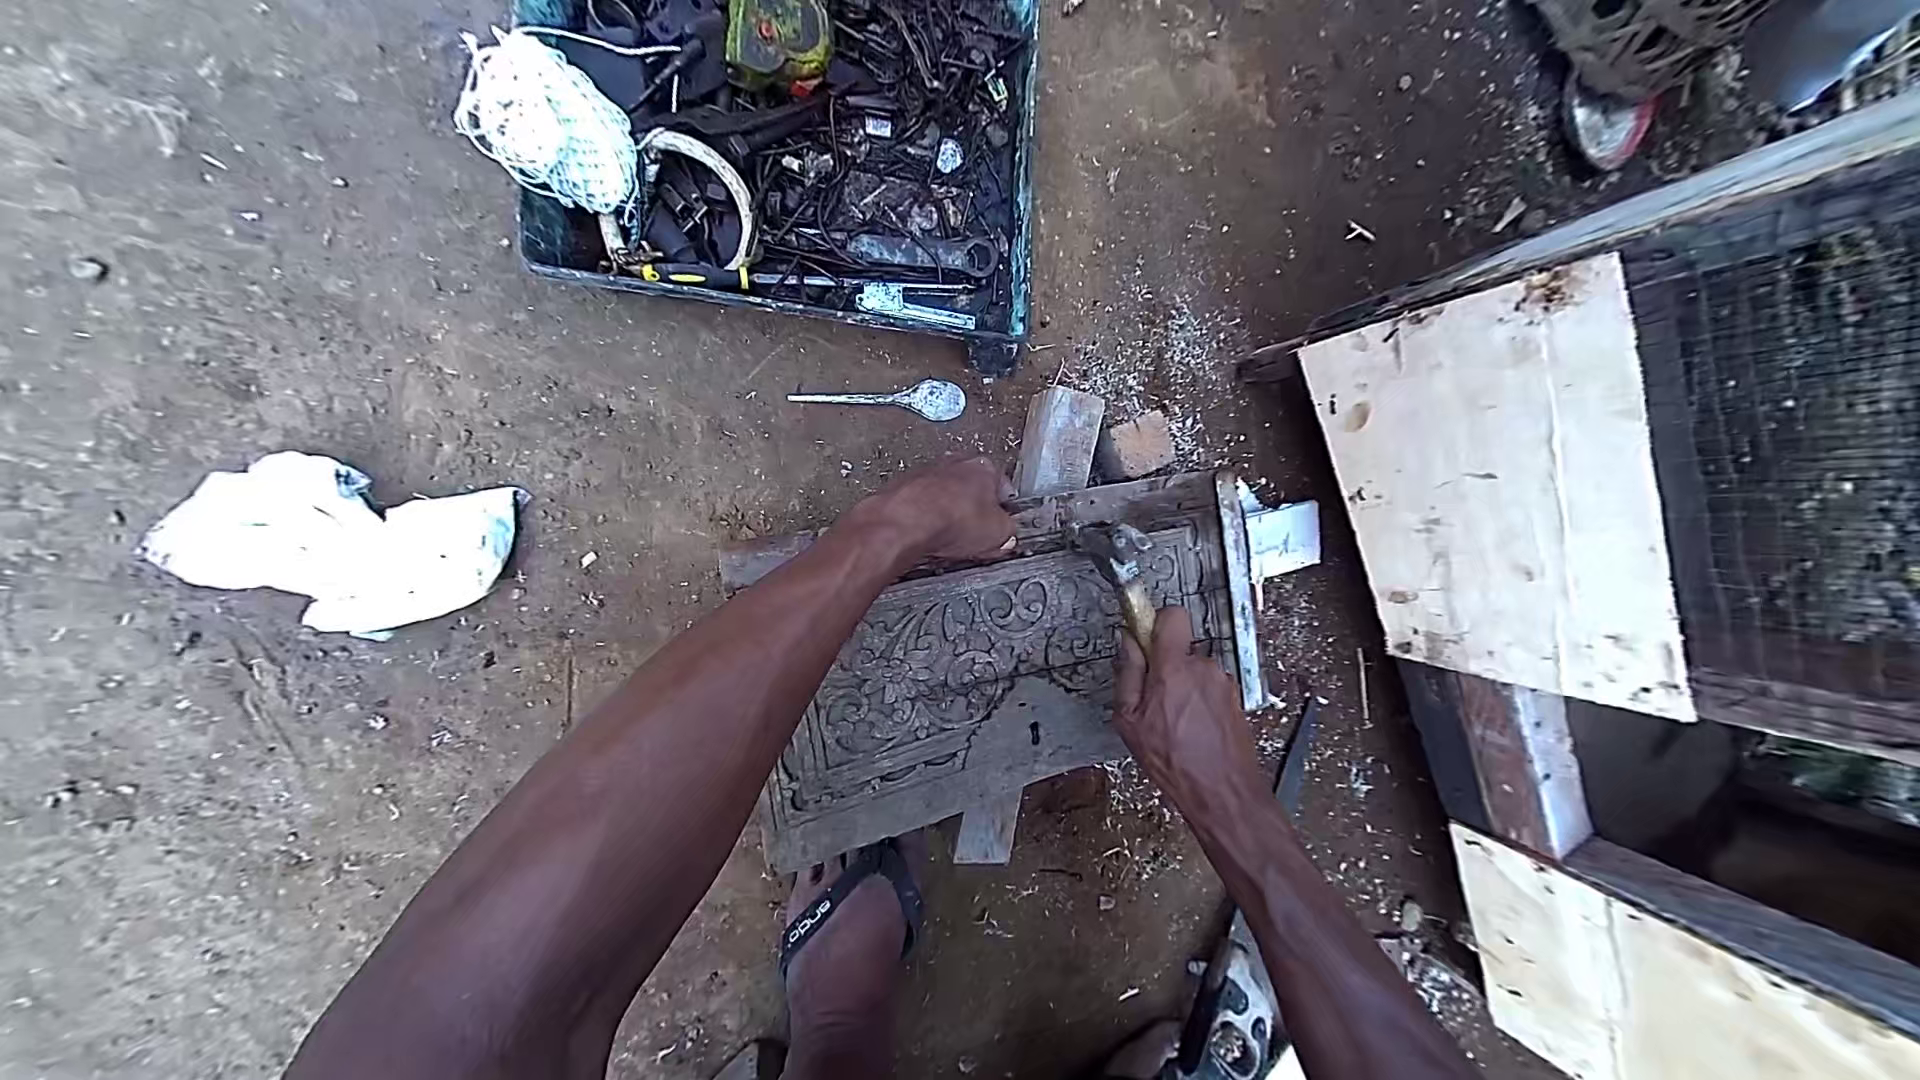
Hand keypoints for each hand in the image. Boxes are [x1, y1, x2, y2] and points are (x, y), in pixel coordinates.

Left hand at [850, 455, 1015, 561]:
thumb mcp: (998, 533)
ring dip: (947, 517)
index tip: (1001, 528)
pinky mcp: (902, 490)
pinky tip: (927, 538)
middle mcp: (954, 464)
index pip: (1002, 488)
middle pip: (971, 491)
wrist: (905, 522)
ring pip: (944, 498)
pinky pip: (920, 508)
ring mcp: (925, 474)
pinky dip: (924, 521)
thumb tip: (1006, 535)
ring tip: (948, 541)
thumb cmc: (948, 518)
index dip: (1003, 512)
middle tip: (975, 537)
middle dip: (973, 513)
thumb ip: (1007, 531)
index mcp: (984, 468)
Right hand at [1112, 607, 1263, 807]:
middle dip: (1164, 666)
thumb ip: (1127, 674)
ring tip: (1173, 722)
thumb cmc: (1175, 762)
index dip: (1155, 623)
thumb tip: (1128, 643)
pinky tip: (1191, 729)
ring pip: (1193, 670)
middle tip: (1152, 700)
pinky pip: (1208, 688)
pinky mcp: (1235, 699)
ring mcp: (1223, 683)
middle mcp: (1203, 668)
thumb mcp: (1130, 720)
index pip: (1171, 616)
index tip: (1143, 639)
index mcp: (1174, 668)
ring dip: (1182, 688)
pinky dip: (1198, 702)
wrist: (1224, 794)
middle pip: (1178, 649)